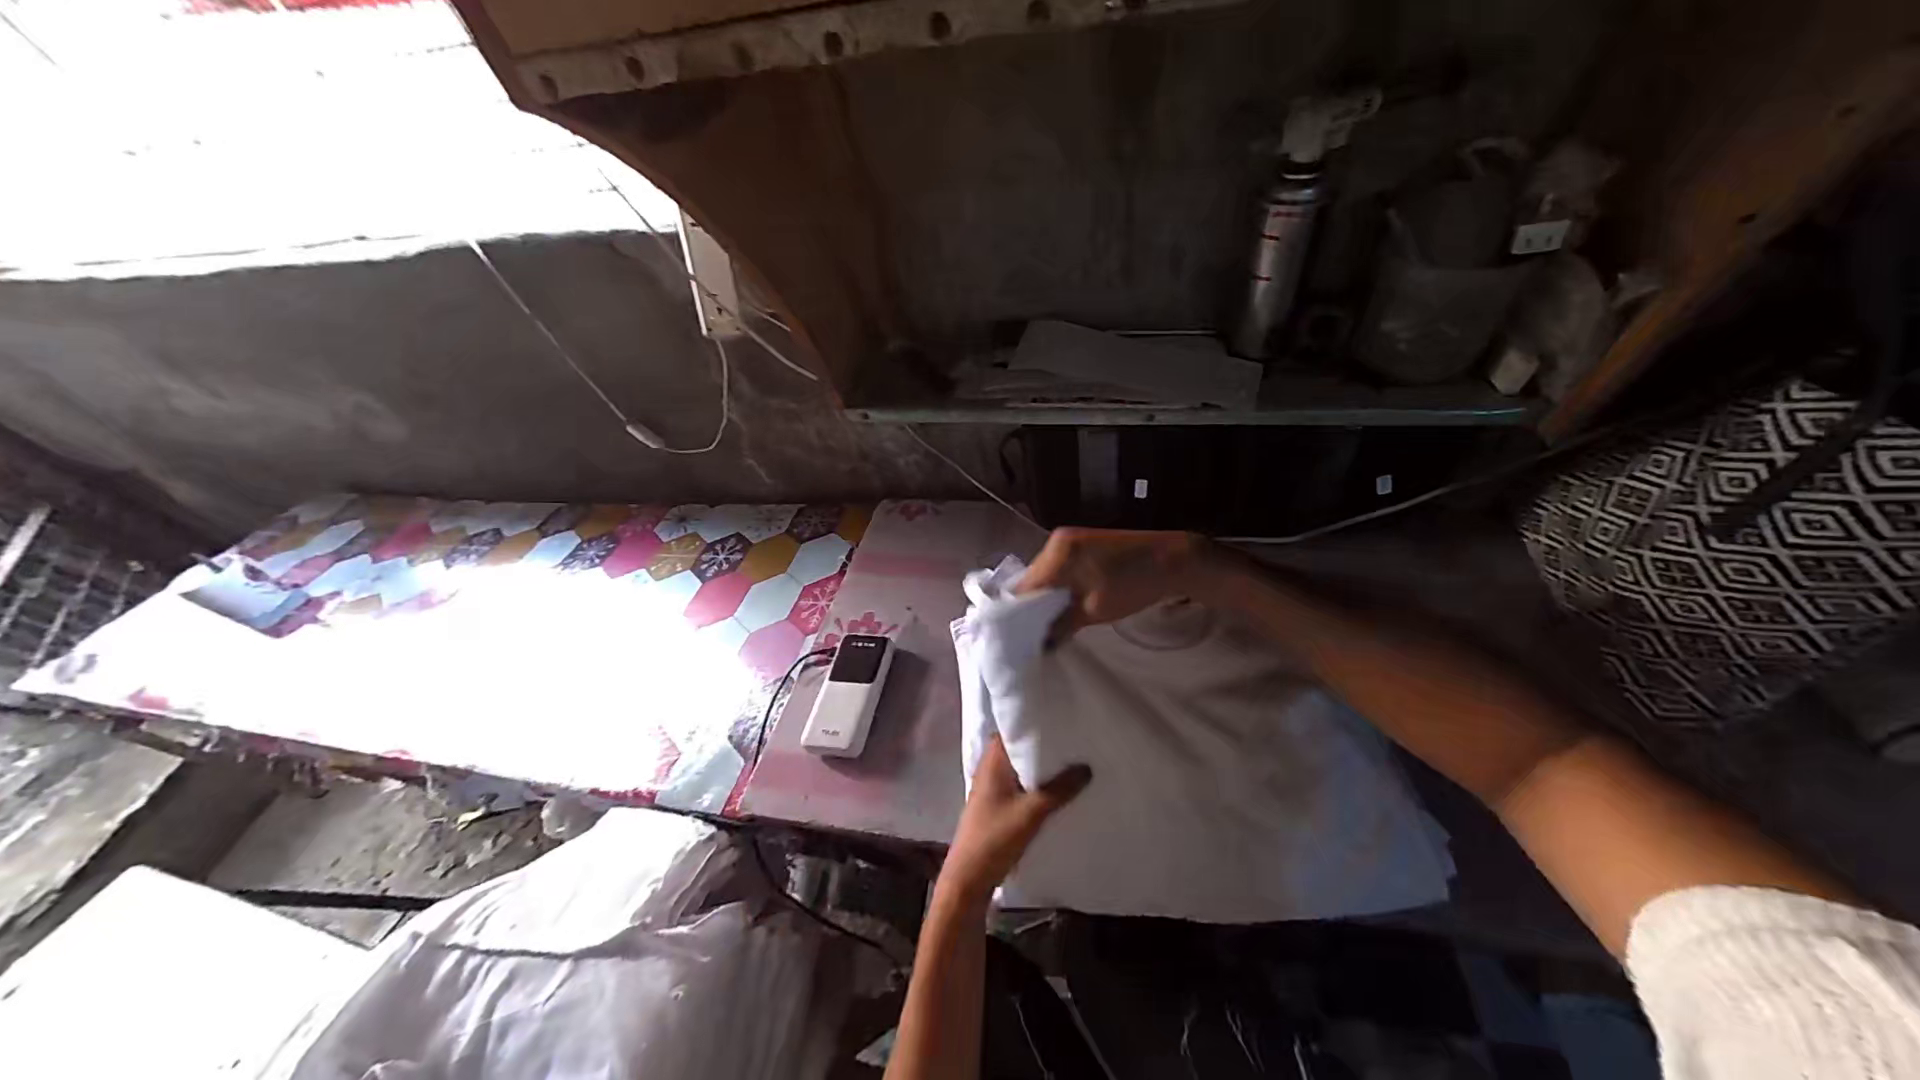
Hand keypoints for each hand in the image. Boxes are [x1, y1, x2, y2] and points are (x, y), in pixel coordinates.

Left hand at [939, 736, 1090, 906]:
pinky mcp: (997, 810)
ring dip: (1041, 770)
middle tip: (1074, 741)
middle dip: (1043, 747)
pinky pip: (1021, 790)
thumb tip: (1086, 767)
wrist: (969, 880)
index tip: (1060, 719)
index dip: (1032, 723)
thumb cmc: (995, 839)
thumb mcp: (1031, 813)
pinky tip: (1059, 793)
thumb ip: (1059, 789)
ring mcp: (992, 791)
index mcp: (991, 763)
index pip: (1011, 730)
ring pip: (1021, 771)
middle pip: (1018, 750)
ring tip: (1073, 764)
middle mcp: (989, 771)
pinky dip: (1037, 788)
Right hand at [1015, 528, 1214, 640]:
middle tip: (1037, 633)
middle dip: (1035, 605)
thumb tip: (1038, 644)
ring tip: (1054, 620)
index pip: (1024, 587)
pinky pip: (1062, 567)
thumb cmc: (1133, 586)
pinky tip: (1070, 602)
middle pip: (1034, 578)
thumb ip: (1060, 625)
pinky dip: (1063, 585)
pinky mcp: (1085, 541)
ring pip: (1048, 573)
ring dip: (1049, 595)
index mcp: (1057, 553)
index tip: (1019, 636)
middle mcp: (1057, 540)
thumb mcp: (1093, 612)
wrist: (1175, 561)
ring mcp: (1072, 538)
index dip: (1019, 613)